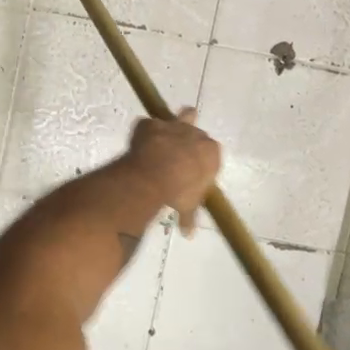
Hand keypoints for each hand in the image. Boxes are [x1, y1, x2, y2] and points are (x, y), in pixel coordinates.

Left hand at [122, 109, 220, 233]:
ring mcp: (173, 126)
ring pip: (181, 116)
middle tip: (182, 150)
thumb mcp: (187, 205)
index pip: (211, 153)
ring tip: (172, 122)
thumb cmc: (180, 191)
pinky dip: (143, 131)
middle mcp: (195, 135)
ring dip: (177, 119)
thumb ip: (189, 216)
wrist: (156, 174)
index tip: (192, 168)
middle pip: (197, 133)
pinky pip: (147, 124)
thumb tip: (188, 234)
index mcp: (211, 153)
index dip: (201, 160)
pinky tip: (138, 140)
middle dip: (190, 140)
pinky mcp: (150, 124)